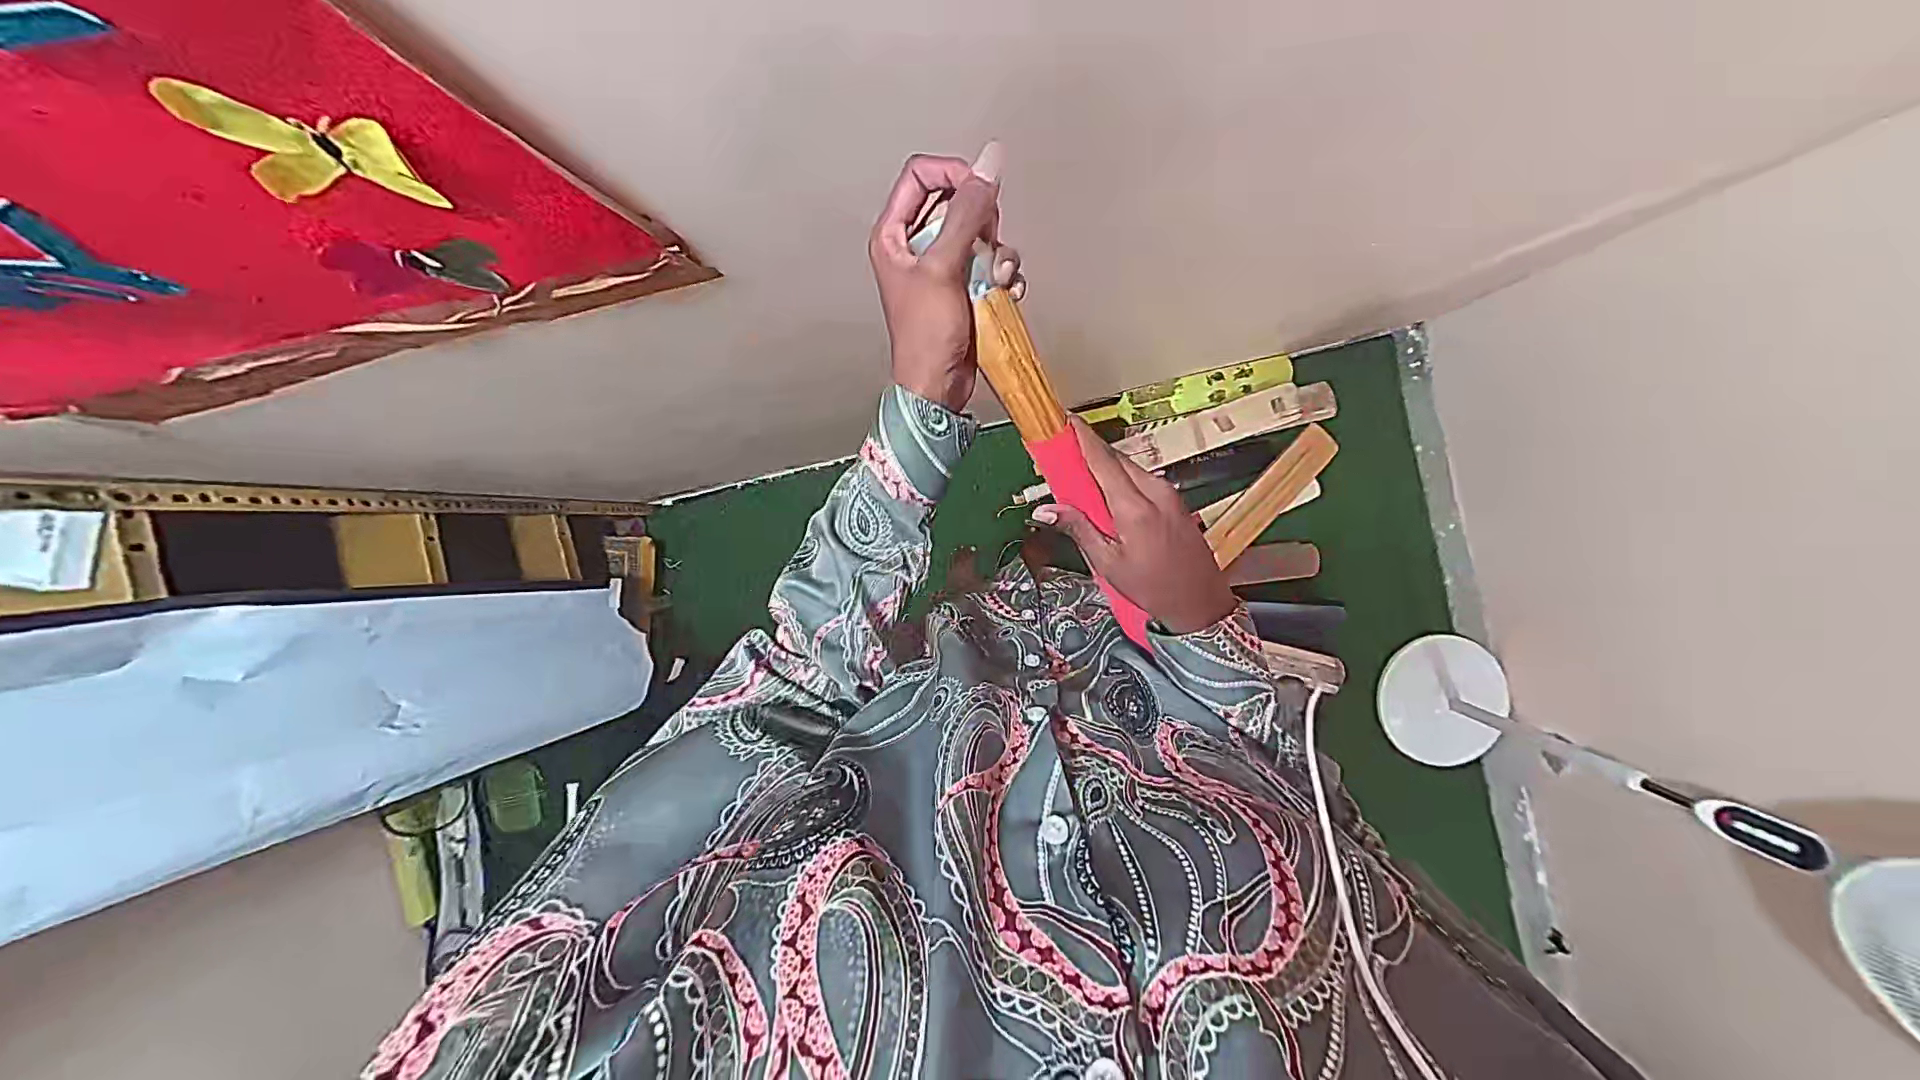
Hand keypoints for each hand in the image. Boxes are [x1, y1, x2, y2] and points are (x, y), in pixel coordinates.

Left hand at [868, 154, 1023, 411]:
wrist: (938, 386)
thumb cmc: (924, 337)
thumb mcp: (942, 268)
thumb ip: (966, 213)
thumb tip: (987, 164)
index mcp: (894, 236)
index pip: (921, 176)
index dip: (953, 174)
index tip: (978, 190)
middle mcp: (917, 247)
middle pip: (958, 202)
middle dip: (982, 221)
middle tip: (984, 244)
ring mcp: (944, 267)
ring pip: (982, 234)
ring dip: (998, 254)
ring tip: (994, 280)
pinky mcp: (966, 287)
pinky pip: (993, 264)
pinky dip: (1004, 276)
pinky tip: (1003, 293)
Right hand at [1032, 419, 1239, 633]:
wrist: (1200, 603)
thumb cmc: (1155, 589)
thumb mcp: (1108, 563)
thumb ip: (1078, 529)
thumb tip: (1046, 511)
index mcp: (1136, 508)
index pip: (1102, 460)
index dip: (1081, 437)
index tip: (1064, 421)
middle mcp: (1155, 493)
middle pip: (1115, 460)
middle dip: (1088, 453)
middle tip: (1063, 455)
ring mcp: (1169, 494)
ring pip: (1128, 468)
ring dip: (1104, 468)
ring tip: (1081, 480)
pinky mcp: (1174, 501)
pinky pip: (1141, 479)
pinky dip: (1120, 480)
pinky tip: (1108, 496)